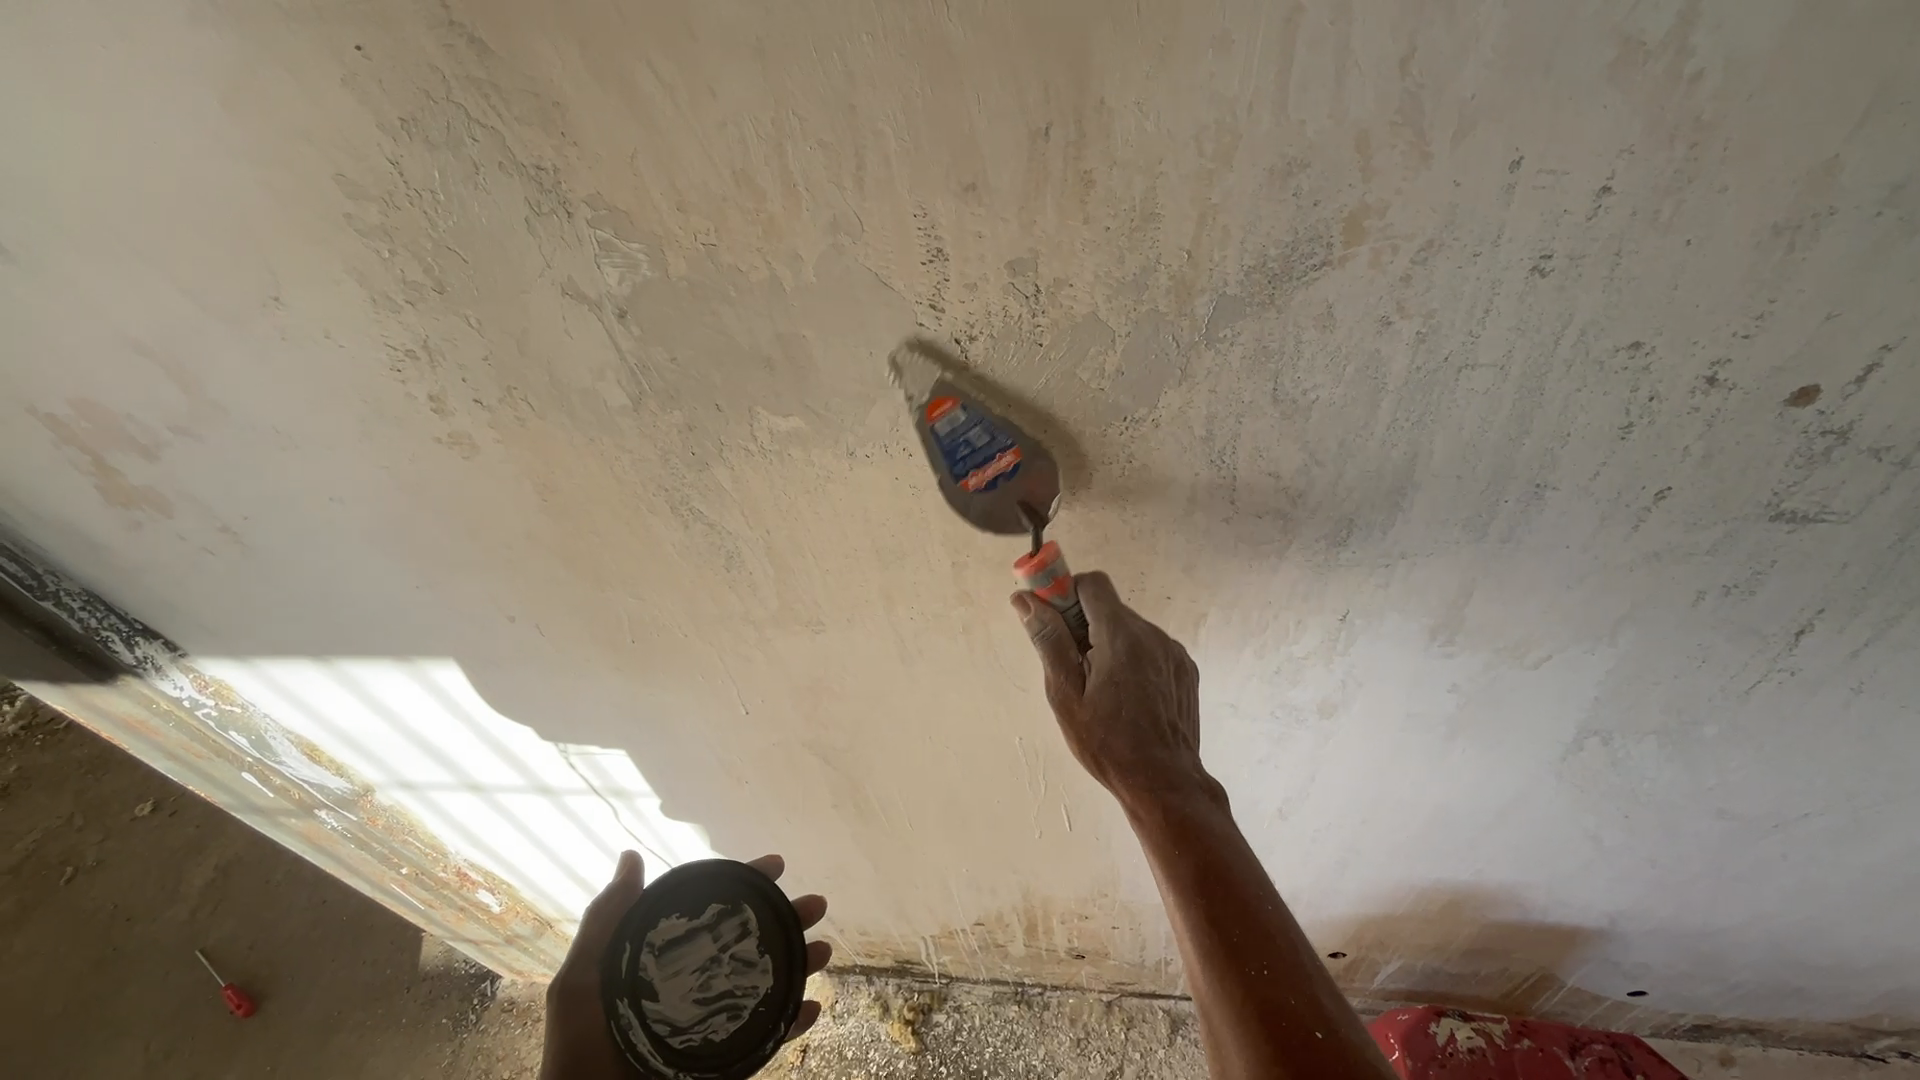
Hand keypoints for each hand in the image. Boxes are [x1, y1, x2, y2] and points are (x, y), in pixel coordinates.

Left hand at [541, 851, 831, 1079]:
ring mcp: (714, 1022)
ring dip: (801, 965)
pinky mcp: (725, 1062)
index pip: (715, 910)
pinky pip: (767, 1040)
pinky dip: (792, 1024)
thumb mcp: (581, 980)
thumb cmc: (577, 1050)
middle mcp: (697, 984)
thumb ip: (606, 920)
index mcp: (667, 959)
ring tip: (824, 950)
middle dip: (788, 919)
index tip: (777, 863)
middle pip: (752, 942)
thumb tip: (630, 855)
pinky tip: (810, 1007)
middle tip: (817, 903)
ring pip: (769, 984)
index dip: (747, 883)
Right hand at [1011, 571, 1209, 805]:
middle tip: (1073, 668)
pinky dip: (1132, 660)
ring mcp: (1173, 652)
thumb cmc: (1106, 743)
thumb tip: (1025, 599)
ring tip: (1102, 691)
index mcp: (1121, 636)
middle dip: (1084, 627)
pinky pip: (1150, 649)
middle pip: (1110, 609)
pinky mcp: (1185, 669)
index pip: (1092, 584)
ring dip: (1109, 645)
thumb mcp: (1065, 694)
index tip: (1054, 623)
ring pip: (1130, 630)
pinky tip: (1127, 698)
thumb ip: (1048, 640)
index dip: (1067, 595)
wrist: (1164, 782)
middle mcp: (1153, 635)